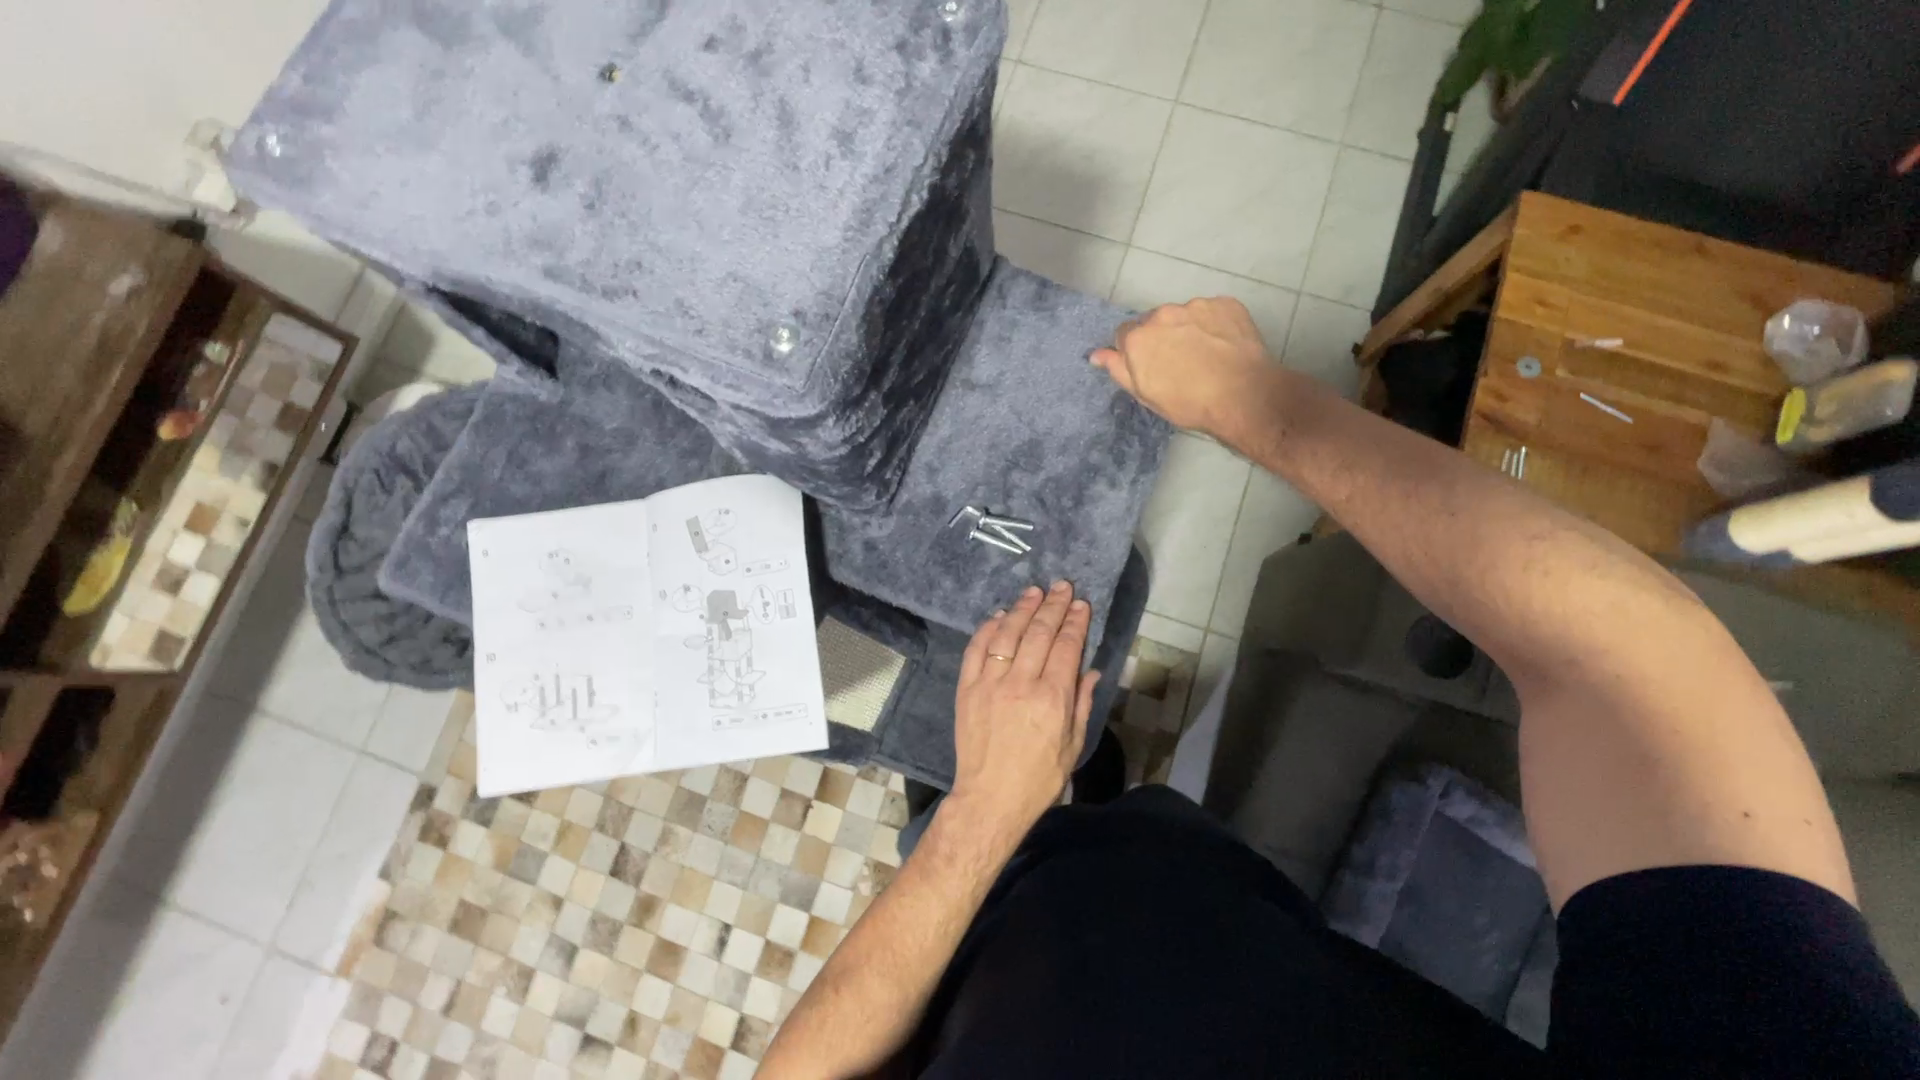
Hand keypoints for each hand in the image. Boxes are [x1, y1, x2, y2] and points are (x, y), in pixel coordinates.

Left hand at [947, 581, 1100, 836]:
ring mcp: (990, 684)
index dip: (1075, 622)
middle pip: (1039, 633)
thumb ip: (1081, 703)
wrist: (990, 799)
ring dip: (1022, 609)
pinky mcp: (967, 689)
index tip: (1081, 604)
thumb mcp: (1073, 745)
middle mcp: (1021, 684)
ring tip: (1034, 592)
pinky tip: (999, 616)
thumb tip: (1092, 671)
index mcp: (1052, 698)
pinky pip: (976, 650)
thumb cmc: (1039, 778)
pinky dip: (987, 629)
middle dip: (1053, 606)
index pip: (1067, 647)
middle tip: (1062, 587)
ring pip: (1007, 634)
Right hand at [1090, 297, 1274, 435]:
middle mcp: (1163, 314)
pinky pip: (1213, 311)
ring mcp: (1196, 306)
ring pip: (1184, 315)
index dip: (1137, 352)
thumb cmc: (1189, 402)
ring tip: (1206, 355)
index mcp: (1138, 337)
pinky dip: (1214, 325)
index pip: (1125, 335)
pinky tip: (1224, 346)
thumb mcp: (1146, 394)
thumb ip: (1118, 369)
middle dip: (1162, 337)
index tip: (1152, 366)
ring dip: (1188, 329)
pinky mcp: (1225, 304)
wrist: (1242, 395)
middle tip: (1180, 363)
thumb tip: (1096, 354)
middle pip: (1155, 322)